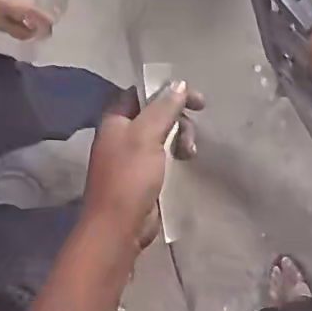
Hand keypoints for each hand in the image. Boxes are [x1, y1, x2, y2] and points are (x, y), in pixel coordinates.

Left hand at [0, 0, 53, 39]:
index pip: (47, 18)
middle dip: (33, 19)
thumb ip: (16, 29)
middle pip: (37, 8)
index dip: (46, 29)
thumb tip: (34, 34)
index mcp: (25, 5)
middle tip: (19, 29)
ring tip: (5, 15)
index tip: (38, 36)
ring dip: (21, 8)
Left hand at [82, 82, 203, 248]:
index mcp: (115, 119)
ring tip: (189, 154)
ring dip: (181, 138)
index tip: (195, 100)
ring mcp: (133, 156)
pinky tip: (186, 161)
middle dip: (179, 119)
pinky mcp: (144, 176)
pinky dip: (177, 155)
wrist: (118, 226)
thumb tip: (180, 84)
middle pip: (156, 114)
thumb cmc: (129, 176)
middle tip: (192, 134)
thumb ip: (163, 108)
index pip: (141, 93)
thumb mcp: (147, 136)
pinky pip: (164, 155)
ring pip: (163, 135)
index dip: (168, 91)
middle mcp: (122, 134)